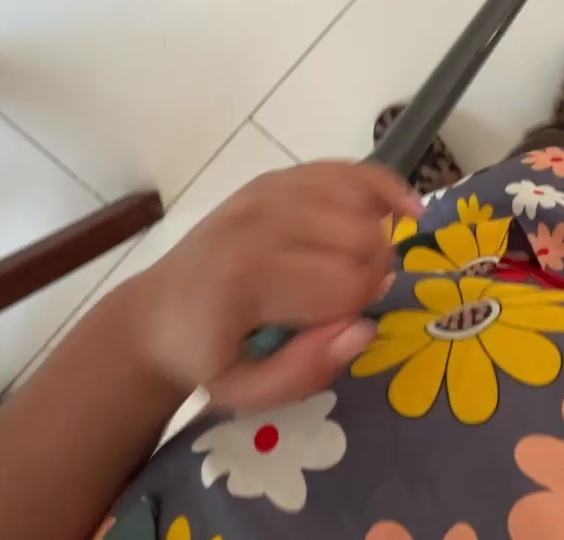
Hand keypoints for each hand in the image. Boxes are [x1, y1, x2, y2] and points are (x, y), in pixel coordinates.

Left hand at [126, 162, 419, 410]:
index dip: (360, 310)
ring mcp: (270, 188)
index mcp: (250, 275)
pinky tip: (405, 210)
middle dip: (374, 274)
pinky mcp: (277, 175)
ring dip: (378, 238)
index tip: (341, 327)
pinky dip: (382, 188)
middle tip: (351, 300)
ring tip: (364, 265)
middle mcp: (263, 218)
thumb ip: (307, 371)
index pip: (347, 283)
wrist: (159, 310)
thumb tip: (364, 328)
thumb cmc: (206, 354)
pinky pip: (348, 171)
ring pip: (363, 202)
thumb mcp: (246, 392)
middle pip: (362, 238)